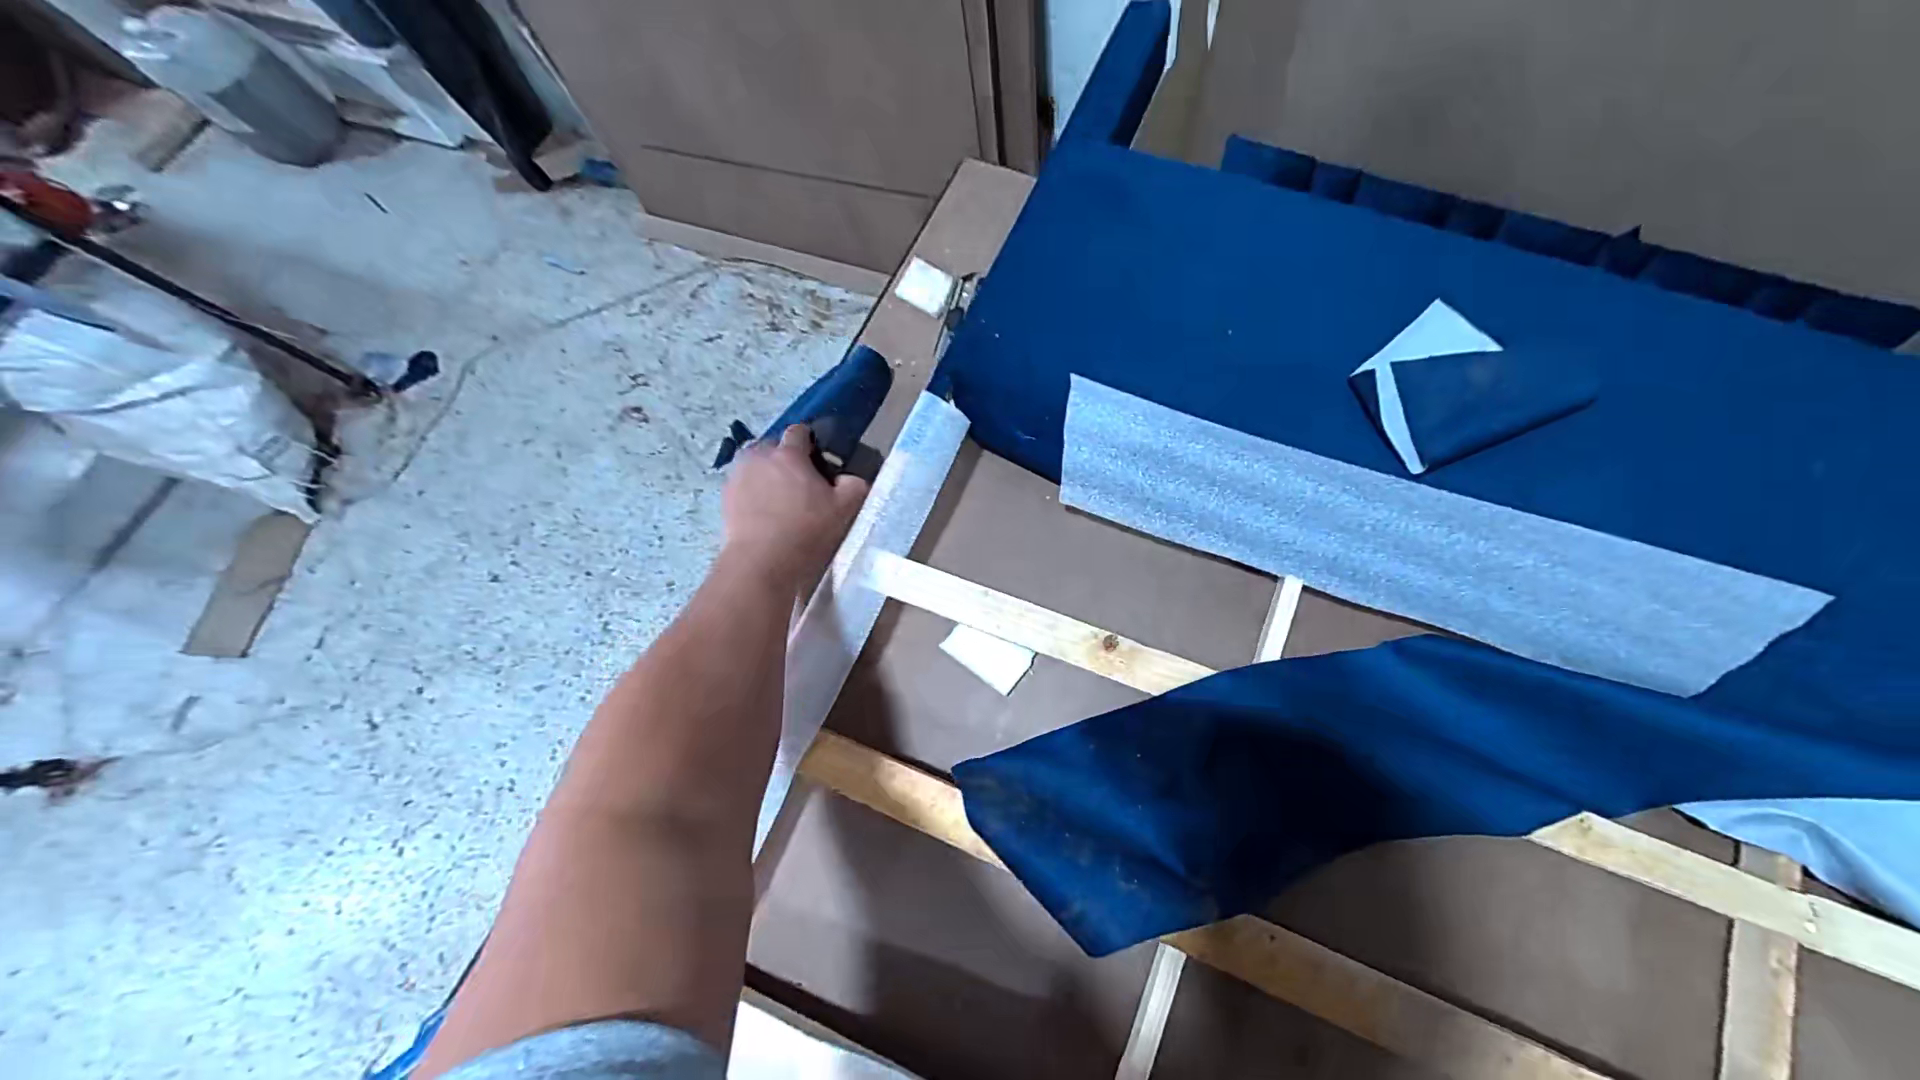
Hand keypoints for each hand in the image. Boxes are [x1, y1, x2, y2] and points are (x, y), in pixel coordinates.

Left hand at [721, 425, 868, 590]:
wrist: (761, 563)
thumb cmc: (806, 532)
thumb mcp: (845, 509)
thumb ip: (854, 485)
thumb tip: (849, 478)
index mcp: (789, 454)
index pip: (799, 432)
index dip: (810, 444)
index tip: (818, 463)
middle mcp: (759, 456)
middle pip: (774, 447)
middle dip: (786, 460)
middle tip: (801, 486)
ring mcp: (738, 475)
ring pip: (756, 466)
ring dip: (767, 475)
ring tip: (780, 501)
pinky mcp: (725, 496)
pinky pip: (743, 486)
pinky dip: (753, 493)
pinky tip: (764, 515)